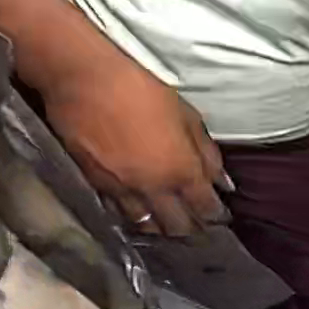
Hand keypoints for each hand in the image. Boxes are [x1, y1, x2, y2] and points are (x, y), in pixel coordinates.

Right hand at [38, 53, 226, 237]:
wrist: (85, 80)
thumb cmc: (142, 90)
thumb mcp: (187, 116)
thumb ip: (207, 154)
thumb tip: (223, 183)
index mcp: (181, 171)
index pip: (205, 208)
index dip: (216, 216)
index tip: (221, 217)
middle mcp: (154, 189)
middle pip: (177, 226)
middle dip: (192, 228)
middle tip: (198, 225)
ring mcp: (123, 192)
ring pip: (147, 225)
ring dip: (161, 227)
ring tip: (168, 222)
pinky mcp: (97, 187)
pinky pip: (120, 212)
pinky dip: (133, 216)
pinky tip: (139, 212)